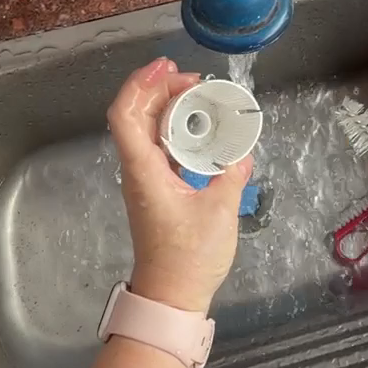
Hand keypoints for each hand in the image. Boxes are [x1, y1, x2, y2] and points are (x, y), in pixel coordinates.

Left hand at [109, 58, 253, 312]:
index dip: (141, 84)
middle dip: (160, 88)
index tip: (169, 69)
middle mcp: (138, 169)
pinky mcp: (156, 188)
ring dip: (167, 105)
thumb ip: (231, 174)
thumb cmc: (189, 257)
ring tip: (198, 93)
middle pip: (136, 114)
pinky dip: (175, 127)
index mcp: (144, 170)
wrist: (171, 298)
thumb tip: (242, 151)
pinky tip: (199, 126)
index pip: (125, 115)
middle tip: (194, 78)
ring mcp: (145, 178)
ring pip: (147, 128)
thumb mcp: (219, 211)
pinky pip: (159, 145)